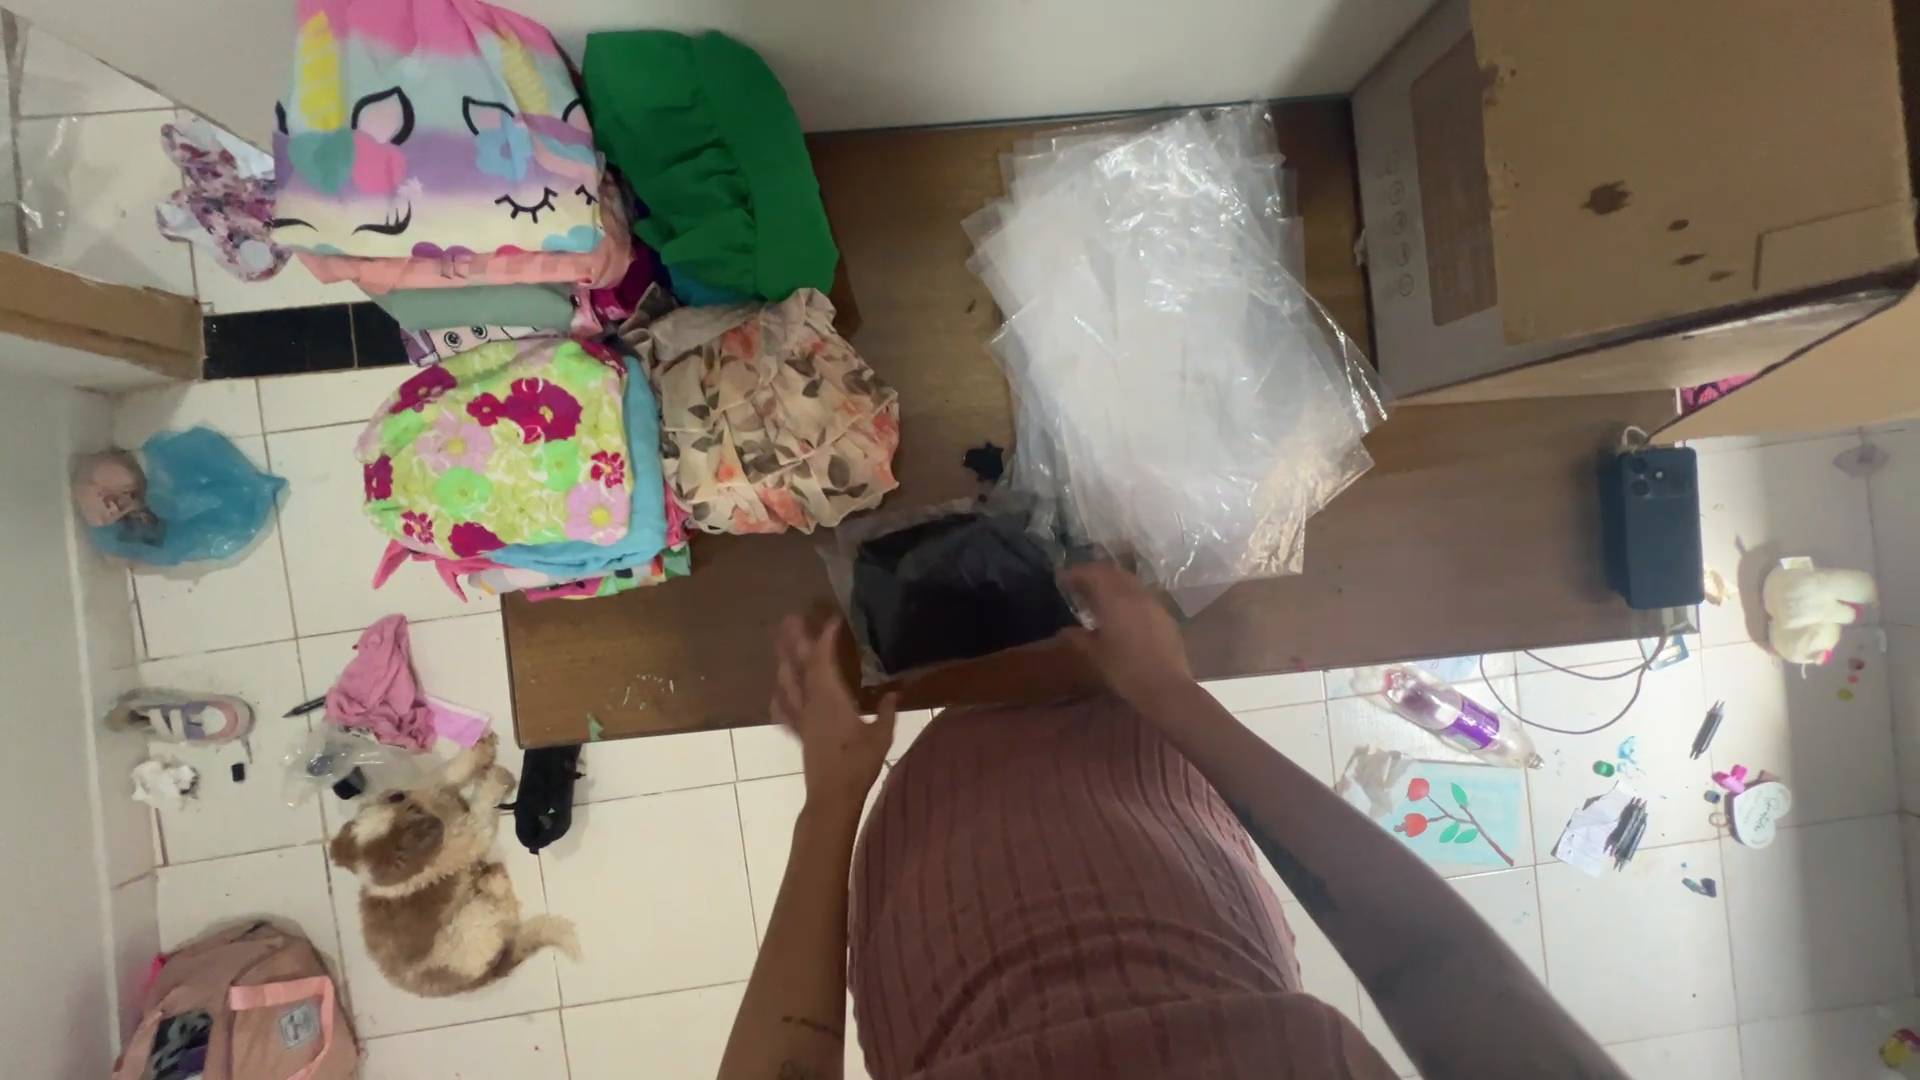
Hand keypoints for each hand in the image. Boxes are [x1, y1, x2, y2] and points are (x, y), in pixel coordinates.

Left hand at [771, 614, 896, 818]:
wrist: (832, 797)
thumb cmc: (858, 764)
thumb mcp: (882, 735)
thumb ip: (887, 711)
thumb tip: (895, 692)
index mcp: (830, 698)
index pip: (824, 660)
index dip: (827, 638)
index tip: (833, 619)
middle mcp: (811, 703)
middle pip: (800, 665)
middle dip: (797, 640)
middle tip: (791, 617)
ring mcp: (802, 719)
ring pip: (788, 684)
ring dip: (784, 661)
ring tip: (780, 644)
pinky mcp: (799, 734)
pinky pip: (785, 712)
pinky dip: (779, 698)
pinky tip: (776, 693)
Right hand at [1057, 562, 1194, 708]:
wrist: (1166, 688)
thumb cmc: (1126, 671)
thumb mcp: (1096, 655)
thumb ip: (1078, 638)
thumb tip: (1064, 630)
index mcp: (1115, 600)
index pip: (1092, 573)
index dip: (1074, 573)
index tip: (1060, 580)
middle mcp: (1134, 594)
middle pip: (1111, 570)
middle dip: (1092, 572)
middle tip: (1076, 583)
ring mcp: (1152, 602)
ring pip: (1128, 580)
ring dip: (1109, 581)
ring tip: (1096, 595)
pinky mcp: (1163, 614)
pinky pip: (1140, 593)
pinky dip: (1124, 593)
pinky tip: (1119, 610)